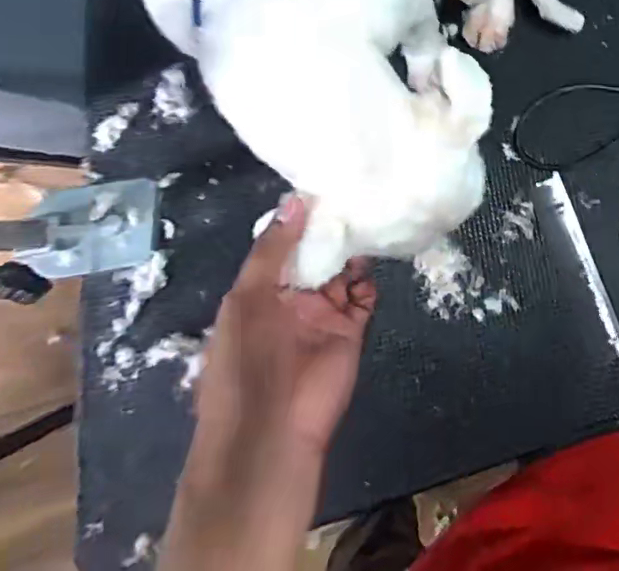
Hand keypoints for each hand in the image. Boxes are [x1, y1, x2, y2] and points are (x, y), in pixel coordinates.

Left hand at [196, 195, 376, 454]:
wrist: (271, 431)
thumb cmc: (246, 362)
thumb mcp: (248, 300)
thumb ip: (273, 251)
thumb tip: (296, 201)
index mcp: (259, 294)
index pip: (283, 249)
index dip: (300, 222)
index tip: (322, 188)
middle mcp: (292, 301)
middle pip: (317, 258)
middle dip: (332, 233)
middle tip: (355, 198)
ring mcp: (323, 316)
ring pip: (343, 274)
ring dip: (353, 253)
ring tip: (368, 223)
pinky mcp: (351, 330)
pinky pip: (364, 298)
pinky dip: (369, 281)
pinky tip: (372, 263)